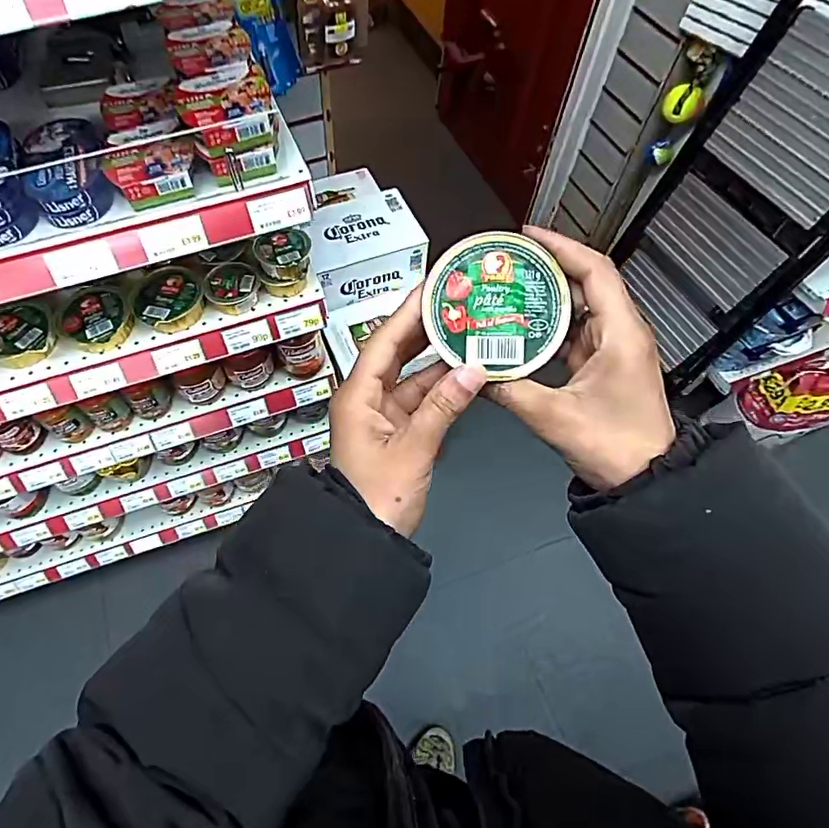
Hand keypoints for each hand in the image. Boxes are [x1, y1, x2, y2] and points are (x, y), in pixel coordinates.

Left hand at [330, 290, 485, 534]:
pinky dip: (442, 389)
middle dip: (426, 328)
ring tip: (468, 333)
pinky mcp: (395, 433)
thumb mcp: (414, 449)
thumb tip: (471, 371)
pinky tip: (465, 376)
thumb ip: (445, 407)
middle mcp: (365, 400)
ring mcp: (381, 416)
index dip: (409, 311)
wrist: (364, 540)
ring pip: (412, 377)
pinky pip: (420, 400)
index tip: (432, 287)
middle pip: (397, 353)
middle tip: (455, 303)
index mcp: (357, 396)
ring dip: (439, 360)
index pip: (384, 340)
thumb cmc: (373, 501)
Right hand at [484, 226, 676, 490]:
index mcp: (622, 334)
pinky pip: (572, 333)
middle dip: (545, 269)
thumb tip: (478, 373)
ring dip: (544, 299)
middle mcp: (622, 334)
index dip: (561, 247)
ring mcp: (613, 349)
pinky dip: (547, 327)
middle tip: (511, 264)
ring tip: (510, 291)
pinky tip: (521, 331)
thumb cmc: (623, 448)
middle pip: (583, 283)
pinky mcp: (603, 364)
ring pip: (576, 308)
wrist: (646, 478)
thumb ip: (510, 390)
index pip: (594, 270)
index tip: (529, 237)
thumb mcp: (554, 416)